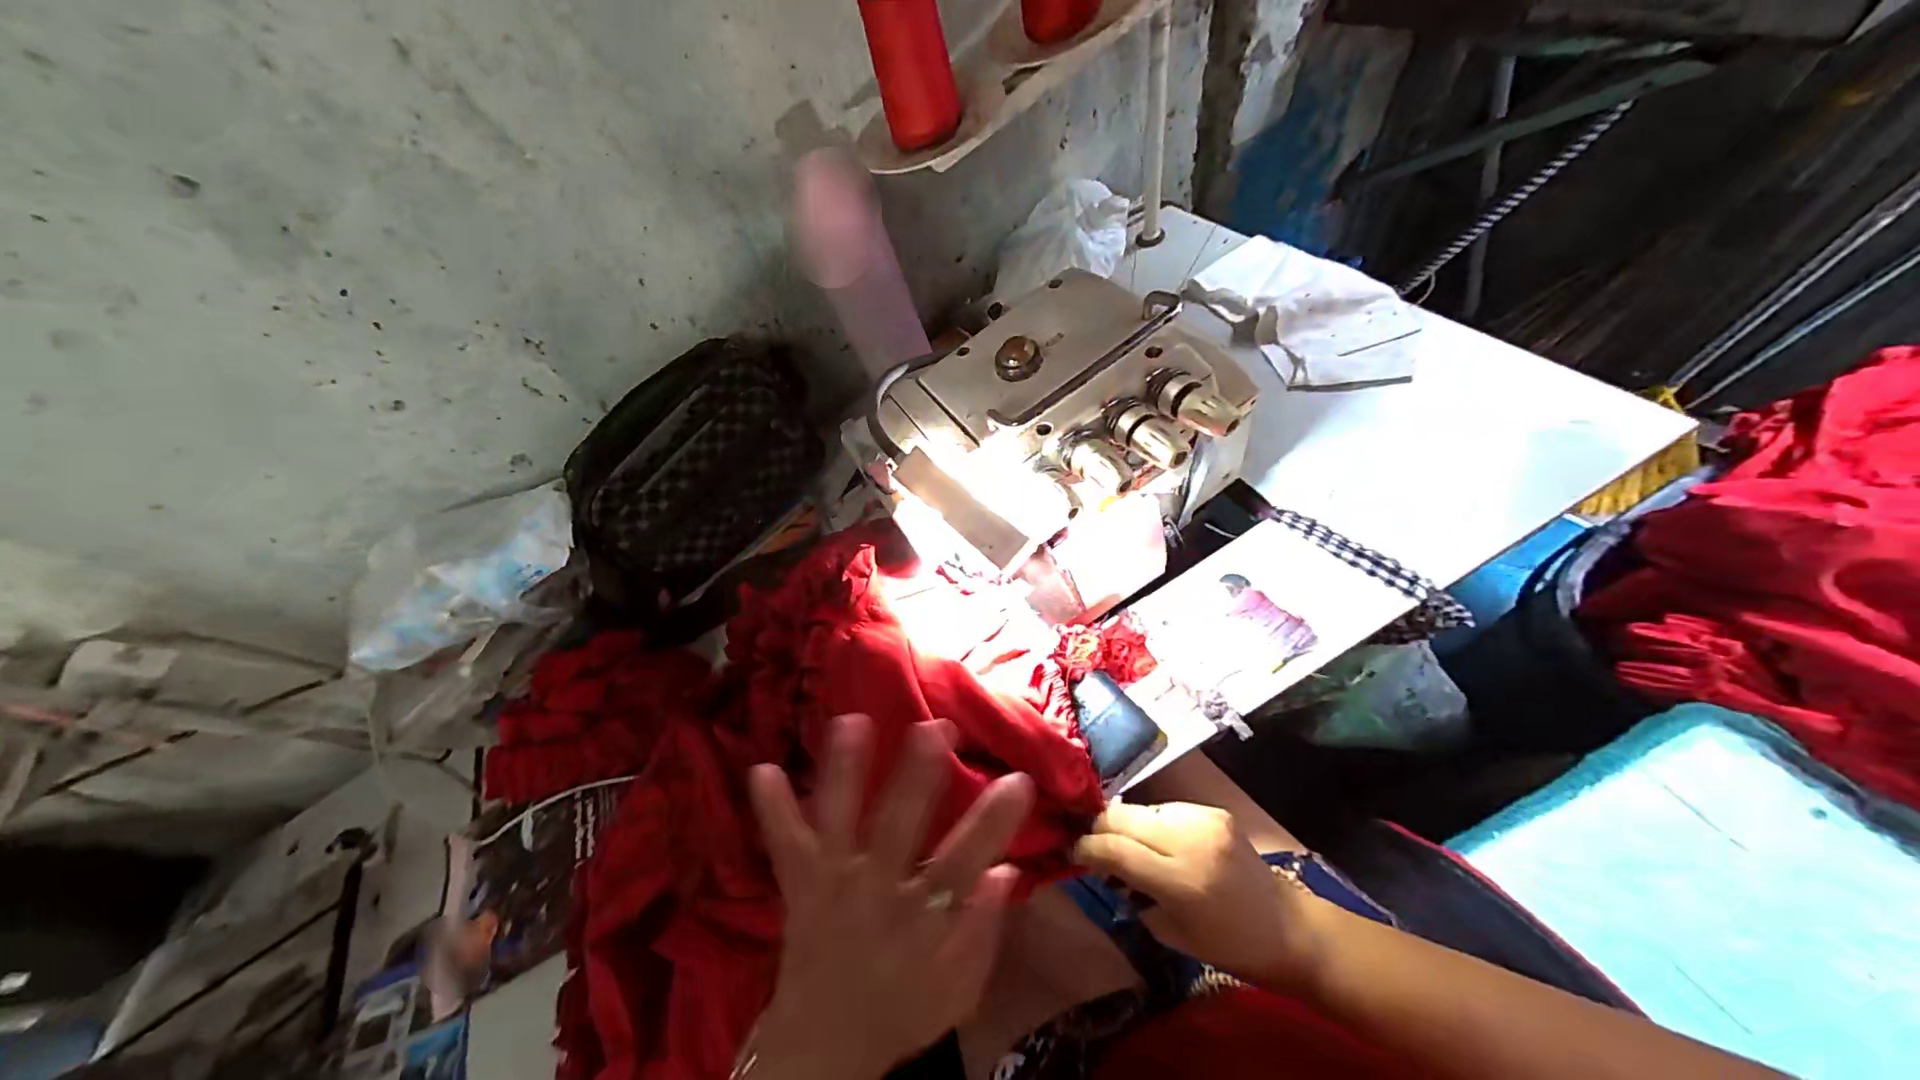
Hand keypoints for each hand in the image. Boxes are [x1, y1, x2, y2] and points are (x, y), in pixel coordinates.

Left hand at [746, 713, 1035, 1079]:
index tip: (1019, 778)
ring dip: (846, 773)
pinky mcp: (800, 888)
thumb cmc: (898, 1010)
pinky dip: (773, 810)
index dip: (994, 821)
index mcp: (920, 918)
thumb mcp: (956, 990)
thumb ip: (982, 933)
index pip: (967, 862)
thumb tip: (1007, 869)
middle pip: (898, 829)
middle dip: (917, 776)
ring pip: (840, 823)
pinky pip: (785, 846)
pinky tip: (762, 769)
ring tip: (852, 722)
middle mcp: (875, 892)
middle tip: (934, 727)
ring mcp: (833, 885)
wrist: (821, 1049)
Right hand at [1071, 801, 1320, 988]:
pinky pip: (1164, 810)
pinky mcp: (1212, 810)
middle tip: (1090, 845)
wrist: (1288, 927)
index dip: (1085, 848)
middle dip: (1098, 829)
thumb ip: (1131, 893)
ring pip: (1139, 809)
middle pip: (1120, 817)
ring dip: (1124, 825)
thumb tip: (1100, 864)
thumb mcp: (1169, 932)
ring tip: (1124, 845)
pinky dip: (1151, 824)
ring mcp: (1203, 819)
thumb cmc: (1227, 946)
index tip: (1071, 852)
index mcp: (1180, 880)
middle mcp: (1189, 840)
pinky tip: (1155, 842)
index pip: (1114, 848)